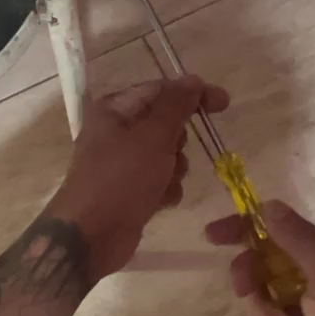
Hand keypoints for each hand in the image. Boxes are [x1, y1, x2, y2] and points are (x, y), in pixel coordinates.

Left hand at [45, 75, 229, 280]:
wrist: (91, 236)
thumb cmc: (120, 179)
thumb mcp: (152, 137)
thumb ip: (176, 106)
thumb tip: (193, 80)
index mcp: (115, 110)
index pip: (161, 91)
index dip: (192, 94)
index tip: (223, 104)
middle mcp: (116, 132)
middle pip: (165, 125)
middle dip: (179, 141)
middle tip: (172, 153)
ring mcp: (123, 164)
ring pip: (168, 156)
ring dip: (175, 169)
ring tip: (163, 182)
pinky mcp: (130, 191)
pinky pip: (161, 182)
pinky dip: (165, 190)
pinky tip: (159, 202)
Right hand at [206, 202, 314, 315]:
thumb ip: (298, 239)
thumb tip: (267, 205)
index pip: (278, 227)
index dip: (245, 227)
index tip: (213, 235)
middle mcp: (311, 273)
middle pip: (260, 258)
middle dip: (248, 273)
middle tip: (243, 287)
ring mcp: (297, 304)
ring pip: (256, 291)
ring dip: (261, 309)